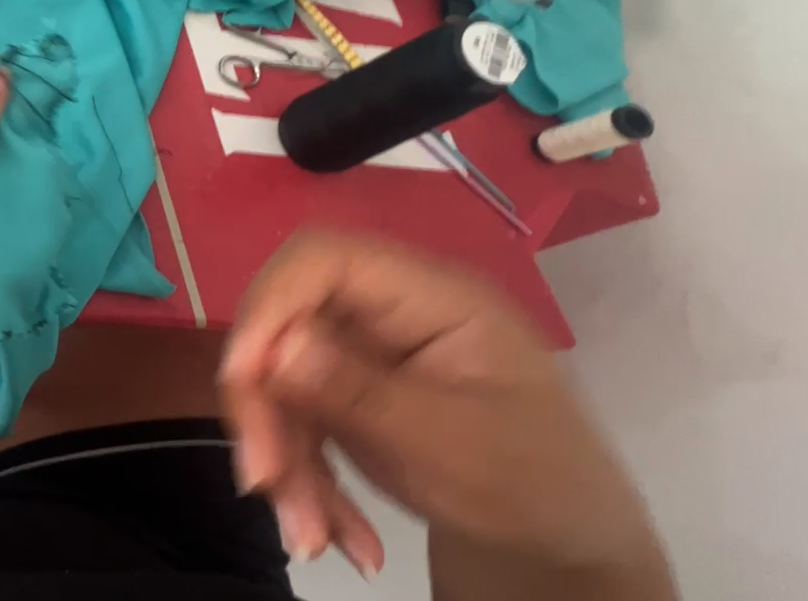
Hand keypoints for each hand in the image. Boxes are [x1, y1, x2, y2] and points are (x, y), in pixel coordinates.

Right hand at [221, 232, 659, 579]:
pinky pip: (290, 415)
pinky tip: (332, 530)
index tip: (245, 375)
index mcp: (428, 296)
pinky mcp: (337, 387)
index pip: (323, 260)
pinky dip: (298, 472)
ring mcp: (357, 348)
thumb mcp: (457, 447)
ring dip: (281, 452)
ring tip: (311, 533)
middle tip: (263, 478)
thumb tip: (280, 347)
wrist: (563, 547)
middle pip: (283, 321)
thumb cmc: (538, 488)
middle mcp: (381, 310)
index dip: (272, 302)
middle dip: (265, 402)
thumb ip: (365, 393)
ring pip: (275, 375)